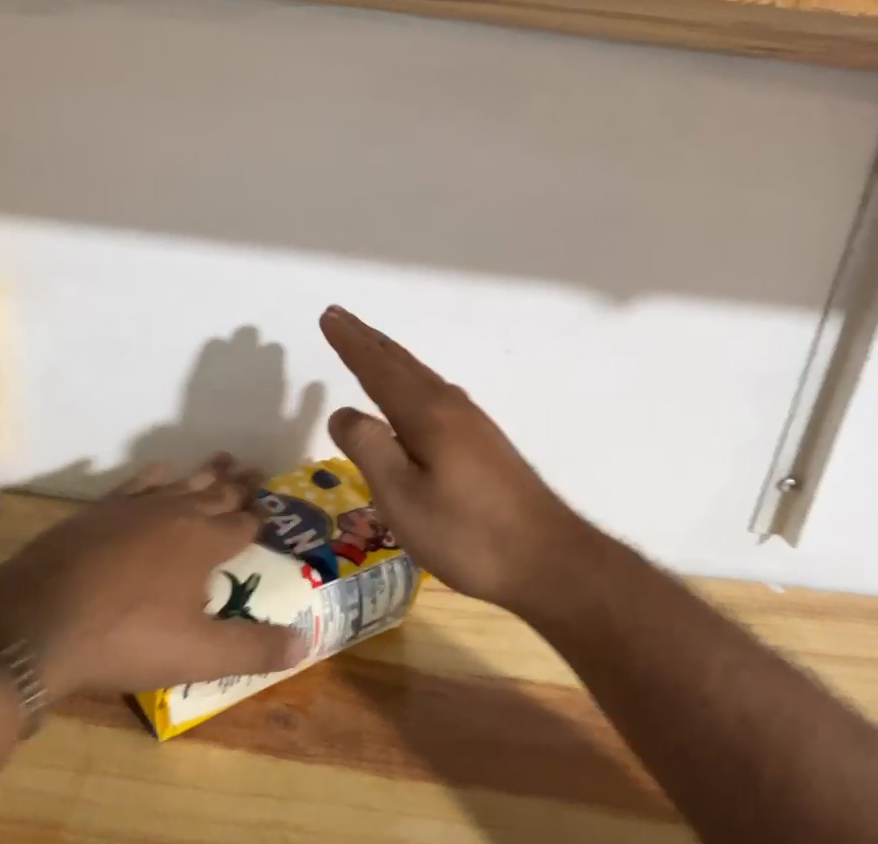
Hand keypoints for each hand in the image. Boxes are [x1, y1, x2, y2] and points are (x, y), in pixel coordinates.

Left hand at [0, 458, 305, 699]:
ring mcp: (132, 508)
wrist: (37, 620)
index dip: (261, 514)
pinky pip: (136, 483)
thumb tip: (306, 640)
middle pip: (215, 493)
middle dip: (238, 483)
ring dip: (203, 473)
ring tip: (220, 459)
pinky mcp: (97, 512)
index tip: (275, 503)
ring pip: (179, 483)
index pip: (243, 522)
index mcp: (204, 543)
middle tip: (255, 466)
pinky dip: (154, 475)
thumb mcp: (199, 655)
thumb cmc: (125, 638)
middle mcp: (174, 514)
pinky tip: (159, 471)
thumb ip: (254, 648)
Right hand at [320, 305, 583, 613]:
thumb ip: (368, 449)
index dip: (350, 343)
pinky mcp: (484, 445)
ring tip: (368, 346)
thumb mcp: (402, 496)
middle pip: (401, 364)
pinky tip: (413, 396)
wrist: (549, 561)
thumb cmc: (467, 533)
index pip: (377, 368)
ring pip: (420, 378)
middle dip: (367, 340)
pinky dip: (410, 382)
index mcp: (426, 414)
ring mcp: (472, 425)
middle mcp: (450, 407)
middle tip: (340, 316)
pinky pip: (435, 395)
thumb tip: (342, 413)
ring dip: (389, 359)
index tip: (328, 316)